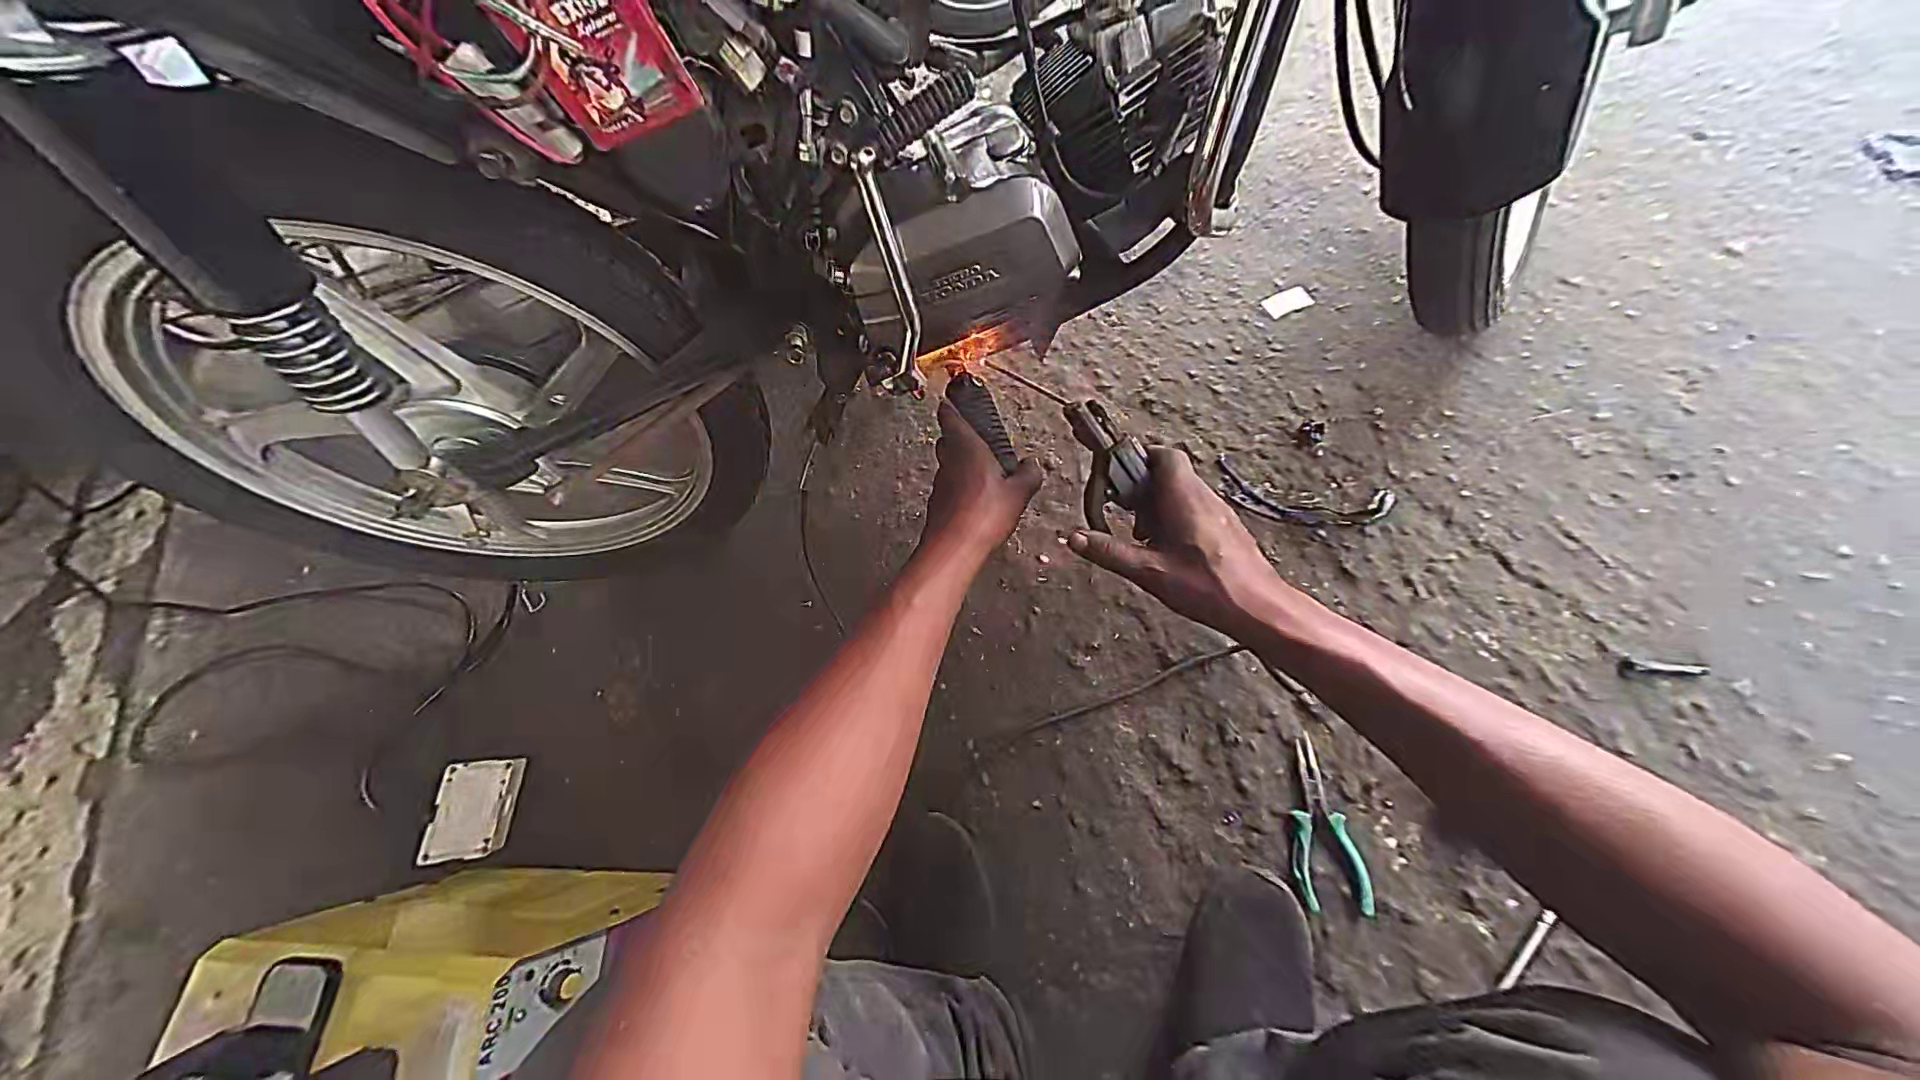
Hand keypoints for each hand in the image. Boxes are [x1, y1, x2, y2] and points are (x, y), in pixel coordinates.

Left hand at [921, 400, 1043, 558]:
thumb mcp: (1019, 492)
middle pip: (947, 439)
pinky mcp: (938, 505)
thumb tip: (1033, 466)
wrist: (953, 548)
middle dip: (960, 436)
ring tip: (982, 472)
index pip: (950, 415)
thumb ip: (1029, 474)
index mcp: (966, 447)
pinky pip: (949, 488)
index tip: (955, 400)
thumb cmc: (981, 516)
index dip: (953, 405)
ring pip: (948, 464)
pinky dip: (959, 487)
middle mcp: (948, 462)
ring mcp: (940, 484)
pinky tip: (975, 500)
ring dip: (961, 464)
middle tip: (976, 438)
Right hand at [1068, 448, 1298, 637]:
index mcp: (1184, 498)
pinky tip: (1169, 552)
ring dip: (1158, 508)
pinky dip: (1176, 520)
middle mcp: (1205, 498)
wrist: (1259, 608)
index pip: (1163, 455)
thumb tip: (1075, 538)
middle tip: (1126, 515)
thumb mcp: (1149, 572)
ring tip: (1146, 539)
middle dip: (1142, 490)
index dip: (1139, 459)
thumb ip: (1109, 552)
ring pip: (1182, 493)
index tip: (1118, 478)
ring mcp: (1220, 513)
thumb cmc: (1208, 588)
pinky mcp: (1227, 529)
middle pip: (1170, 473)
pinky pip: (1196, 510)